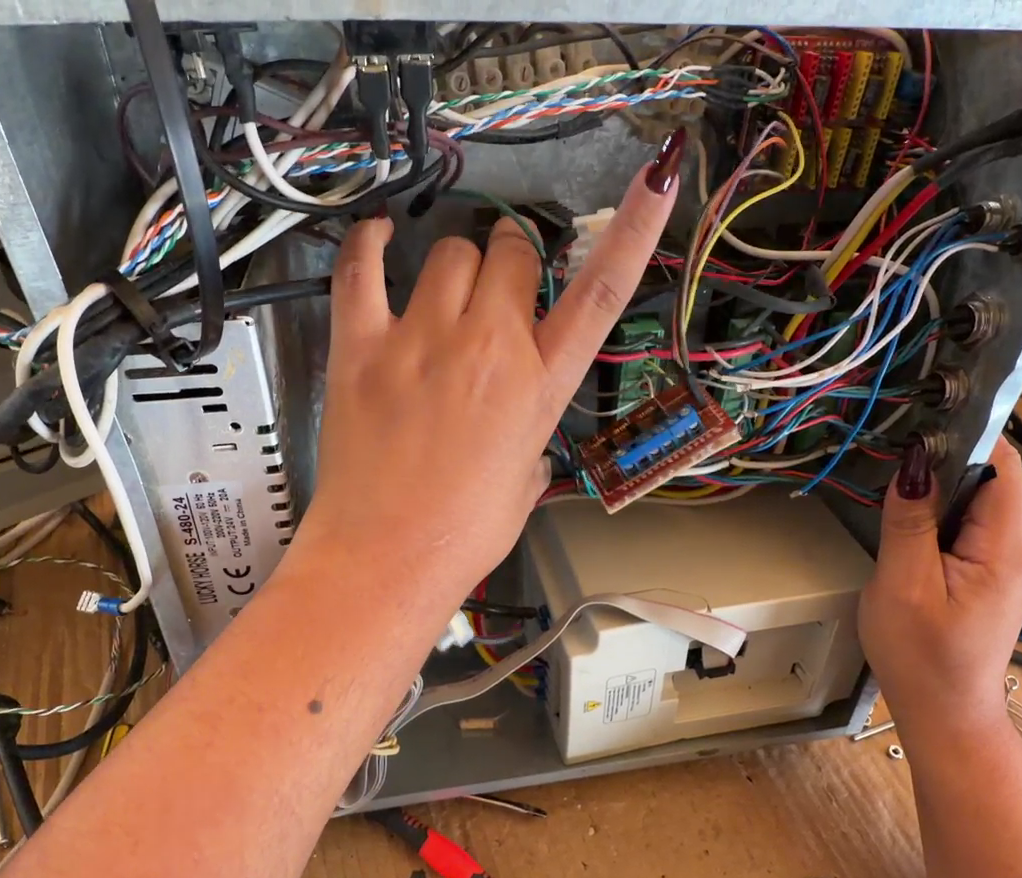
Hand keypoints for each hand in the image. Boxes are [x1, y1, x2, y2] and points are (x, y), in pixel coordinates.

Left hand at [296, 139, 683, 607]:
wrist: (389, 558)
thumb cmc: (463, 535)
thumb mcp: (525, 482)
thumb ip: (529, 434)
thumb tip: (515, 427)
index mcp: (541, 385)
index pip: (603, 290)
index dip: (635, 227)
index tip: (659, 175)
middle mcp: (488, 348)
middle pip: (512, 252)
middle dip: (511, 259)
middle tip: (498, 286)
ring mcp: (422, 341)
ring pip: (449, 252)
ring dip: (455, 263)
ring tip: (442, 295)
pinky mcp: (363, 347)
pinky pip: (362, 267)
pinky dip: (370, 244)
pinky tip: (379, 237)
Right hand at [859, 437, 1021, 728]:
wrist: (946, 715)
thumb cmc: (921, 657)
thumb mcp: (903, 586)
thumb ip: (909, 522)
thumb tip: (912, 462)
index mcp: (1005, 547)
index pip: (1001, 462)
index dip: (965, 435)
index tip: (918, 422)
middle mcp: (1020, 547)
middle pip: (988, 479)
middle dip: (941, 464)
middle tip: (890, 459)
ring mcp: (1010, 562)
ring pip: (976, 503)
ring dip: (937, 493)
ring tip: (893, 493)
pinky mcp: (994, 575)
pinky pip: (970, 527)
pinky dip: (941, 519)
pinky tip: (909, 528)